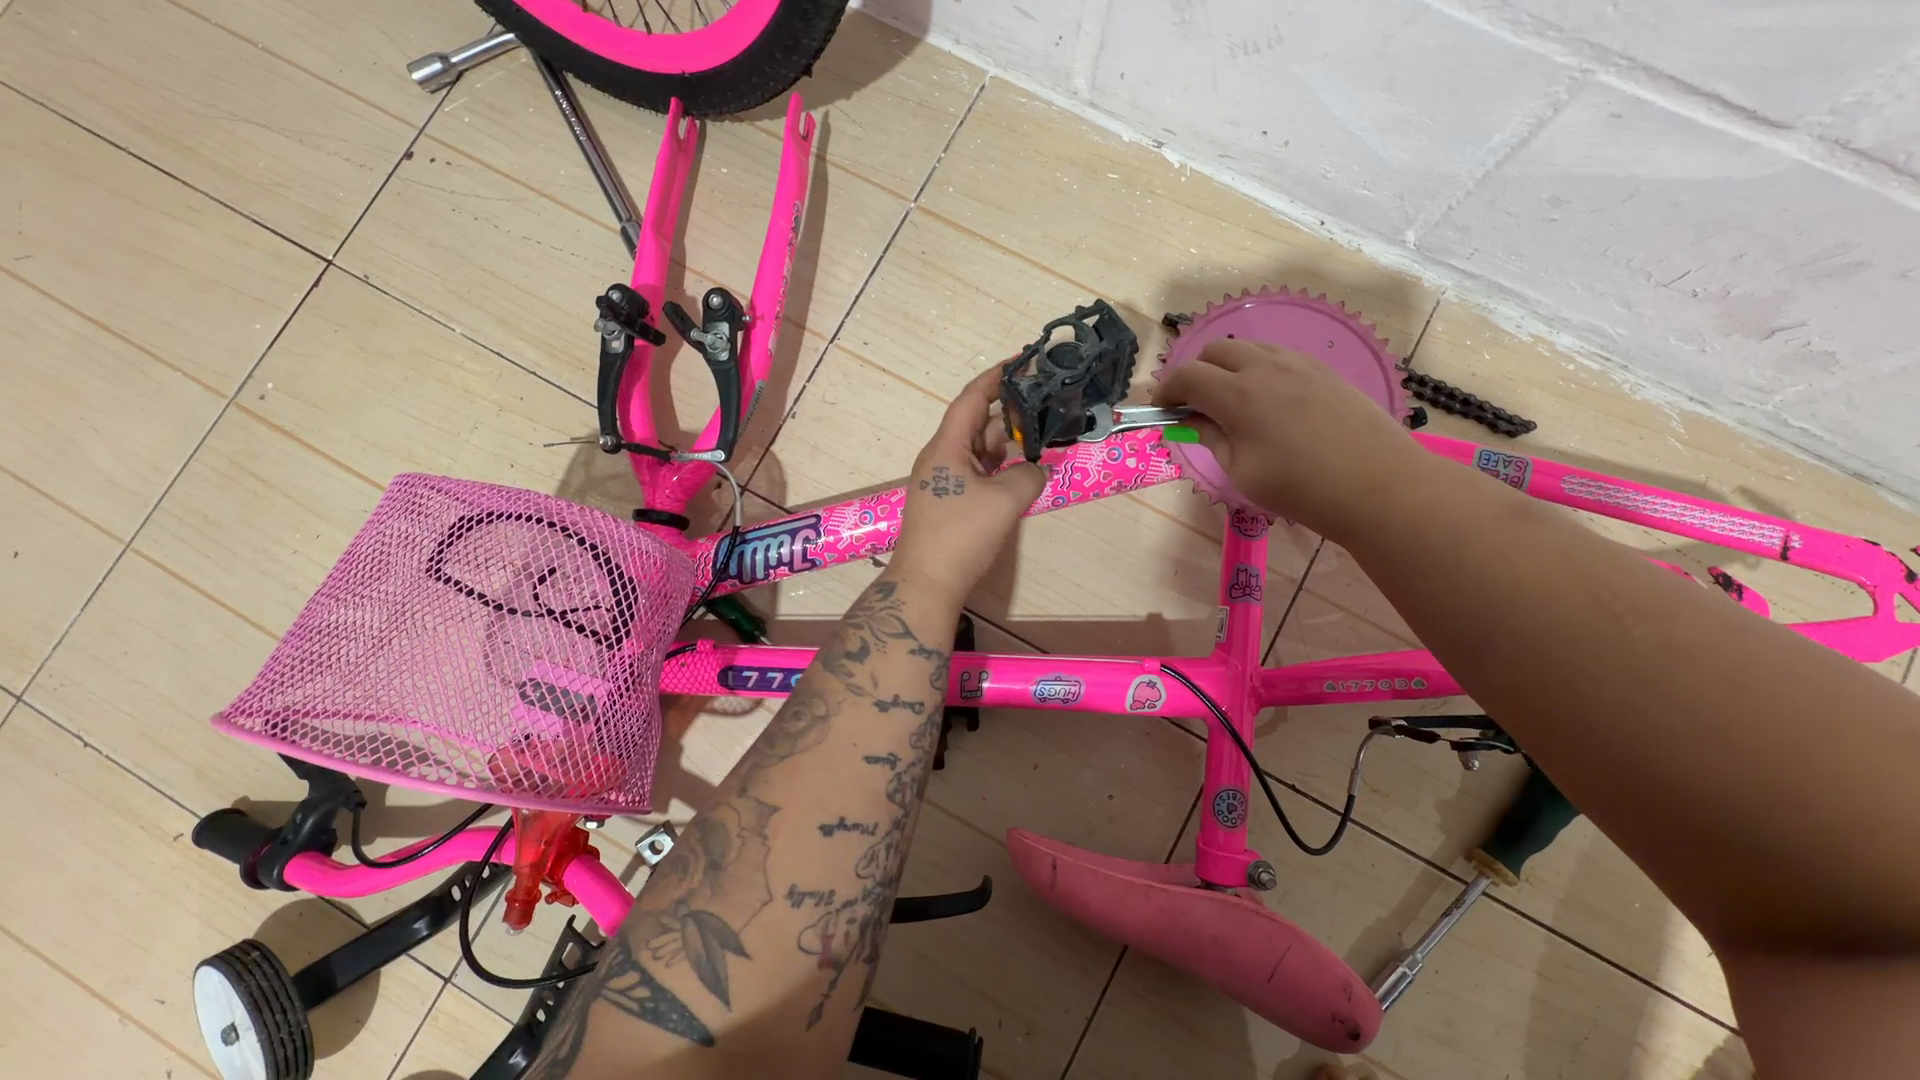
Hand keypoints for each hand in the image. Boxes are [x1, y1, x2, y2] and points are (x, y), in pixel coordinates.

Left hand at [890, 368, 1047, 605]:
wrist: (927, 583)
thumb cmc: (960, 535)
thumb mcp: (1004, 501)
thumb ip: (1028, 475)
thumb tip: (1035, 470)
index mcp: (946, 446)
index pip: (972, 398)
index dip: (997, 377)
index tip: (1023, 360)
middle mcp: (942, 458)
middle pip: (978, 423)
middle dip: (1011, 413)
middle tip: (1047, 405)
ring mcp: (944, 482)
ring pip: (981, 451)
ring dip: (1009, 445)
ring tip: (1044, 437)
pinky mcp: (950, 503)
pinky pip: (980, 474)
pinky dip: (1002, 469)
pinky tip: (1025, 472)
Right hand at [1153, 339, 1425, 541]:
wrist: (1379, 485)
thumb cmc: (1302, 488)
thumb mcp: (1243, 472)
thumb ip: (1212, 438)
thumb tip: (1192, 420)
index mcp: (1238, 395)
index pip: (1187, 376)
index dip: (1166, 391)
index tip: (1161, 410)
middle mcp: (1265, 367)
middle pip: (1215, 351)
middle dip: (1195, 373)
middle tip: (1193, 405)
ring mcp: (1298, 364)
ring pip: (1248, 348)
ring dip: (1228, 367)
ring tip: (1230, 402)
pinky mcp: (1323, 371)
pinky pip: (1277, 357)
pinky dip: (1258, 370)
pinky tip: (1267, 403)